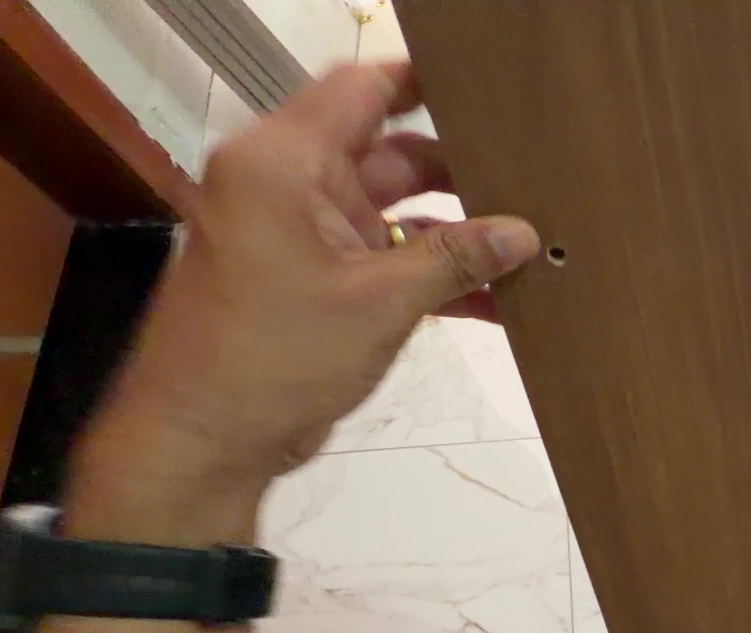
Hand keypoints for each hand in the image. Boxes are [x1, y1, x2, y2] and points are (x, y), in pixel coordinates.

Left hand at [82, 62, 539, 512]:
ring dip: (462, 236)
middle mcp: (298, 188)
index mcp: (287, 164)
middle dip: (463, 173)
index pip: (361, 93)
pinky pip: (397, 263)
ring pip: (403, 217)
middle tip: (536, 182)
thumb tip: (525, 234)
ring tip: (533, 245)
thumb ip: (456, 260)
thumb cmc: (280, 351)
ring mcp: (315, 238)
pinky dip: (443, 278)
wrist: (214, 431)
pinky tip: (502, 300)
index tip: (488, 90)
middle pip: (394, 158)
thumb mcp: (381, 301)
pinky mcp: (330, 283)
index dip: (421, 82)